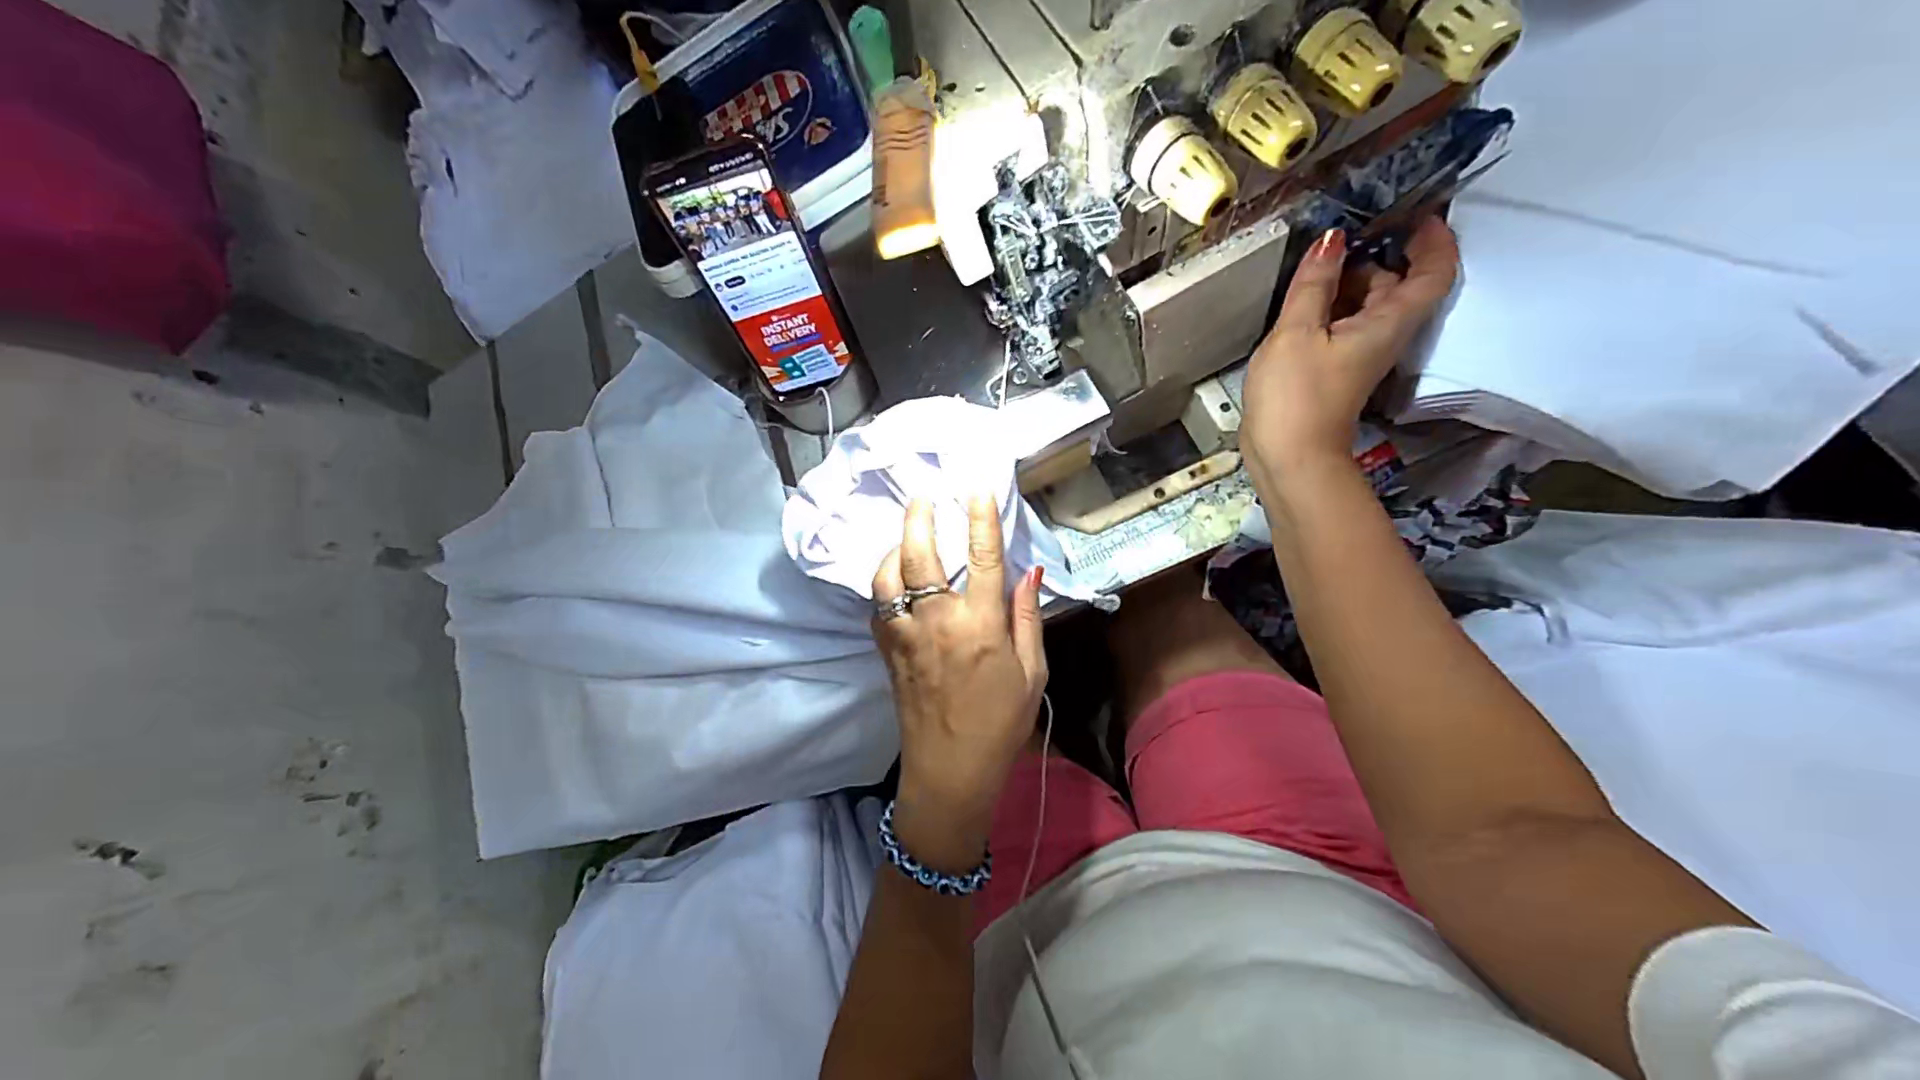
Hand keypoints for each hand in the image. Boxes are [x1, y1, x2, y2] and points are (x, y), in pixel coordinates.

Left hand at [871, 496, 1046, 872]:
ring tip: (906, 537)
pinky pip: (878, 606)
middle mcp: (938, 622)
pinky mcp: (888, 651)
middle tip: (923, 498)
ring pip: (888, 577)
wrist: (949, 770)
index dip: (980, 518)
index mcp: (982, 626)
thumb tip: (1030, 572)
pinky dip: (885, 584)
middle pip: (920, 556)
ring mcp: (906, 636)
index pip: (982, 558)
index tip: (976, 490)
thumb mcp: (1032, 674)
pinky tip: (896, 580)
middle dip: (919, 519)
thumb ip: (1028, 619)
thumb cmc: (1000, 724)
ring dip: (894, 550)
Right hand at [1242, 217, 1459, 473]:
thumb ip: (1314, 284)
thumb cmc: (1296, 396)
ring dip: (1347, 282)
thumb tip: (1333, 239)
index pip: (1434, 272)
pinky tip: (1301, 302)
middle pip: (1396, 286)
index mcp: (1388, 322)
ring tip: (1311, 266)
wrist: (1290, 458)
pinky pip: (1345, 326)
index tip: (1412, 213)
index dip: (1432, 238)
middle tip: (1339, 236)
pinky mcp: (1336, 370)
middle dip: (1375, 256)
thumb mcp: (1297, 332)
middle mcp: (1383, 336)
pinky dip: (1330, 307)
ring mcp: (1360, 355)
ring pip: (1367, 306)